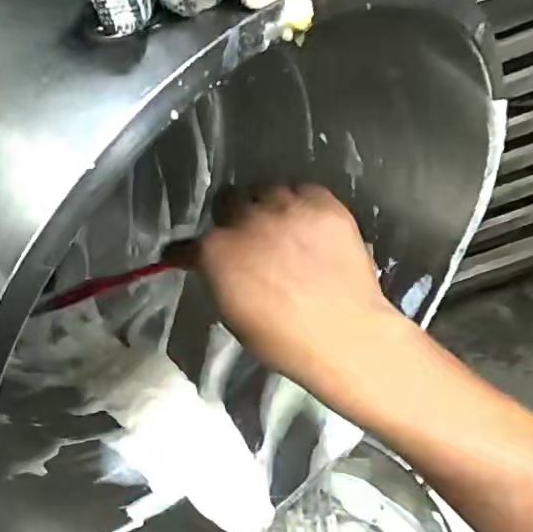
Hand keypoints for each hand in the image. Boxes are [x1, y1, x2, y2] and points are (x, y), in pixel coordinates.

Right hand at [191, 185, 408, 390]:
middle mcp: (247, 219)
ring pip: (267, 191)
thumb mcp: (234, 316)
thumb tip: (221, 270)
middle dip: (231, 217)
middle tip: (246, 237)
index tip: (193, 257)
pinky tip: (311, 227)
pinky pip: (305, 191)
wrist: (344, 335)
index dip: (189, 252)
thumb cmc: (283, 340)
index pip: (187, 245)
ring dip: (267, 207)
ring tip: (282, 228)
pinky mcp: (324, 204)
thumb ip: (221, 281)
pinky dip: (303, 205)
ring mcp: (287, 207)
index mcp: (216, 252)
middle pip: (228, 200)